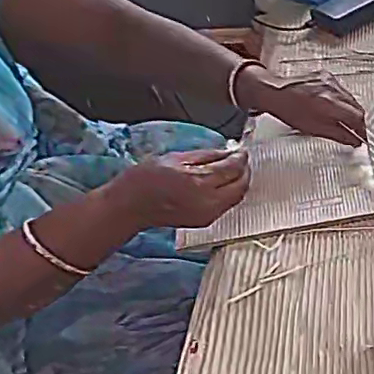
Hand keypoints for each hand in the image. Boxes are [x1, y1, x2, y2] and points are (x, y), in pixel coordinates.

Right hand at [105, 149, 249, 228]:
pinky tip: (225, 184)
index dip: (239, 158)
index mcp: (199, 183)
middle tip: (241, 160)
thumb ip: (204, 156)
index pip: (231, 169)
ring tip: (234, 171)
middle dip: (244, 171)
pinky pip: (228, 205)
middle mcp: (208, 201)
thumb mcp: (174, 159)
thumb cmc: (144, 181)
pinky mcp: (206, 221)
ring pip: (237, 197)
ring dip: (240, 182)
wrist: (129, 207)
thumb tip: (226, 152)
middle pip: (241, 185)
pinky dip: (231, 193)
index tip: (241, 152)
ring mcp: (209, 214)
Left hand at [236, 65, 365, 145]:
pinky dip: (342, 101)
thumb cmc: (288, 110)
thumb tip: (355, 141)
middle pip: (357, 108)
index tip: (362, 139)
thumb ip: (339, 135)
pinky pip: (342, 91)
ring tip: (343, 120)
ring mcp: (330, 81)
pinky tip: (333, 107)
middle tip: (355, 132)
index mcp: (330, 104)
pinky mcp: (326, 76)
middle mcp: (332, 90)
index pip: (358, 118)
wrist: (272, 92)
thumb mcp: (315, 129)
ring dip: (350, 111)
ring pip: (351, 99)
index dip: (362, 131)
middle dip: (358, 121)